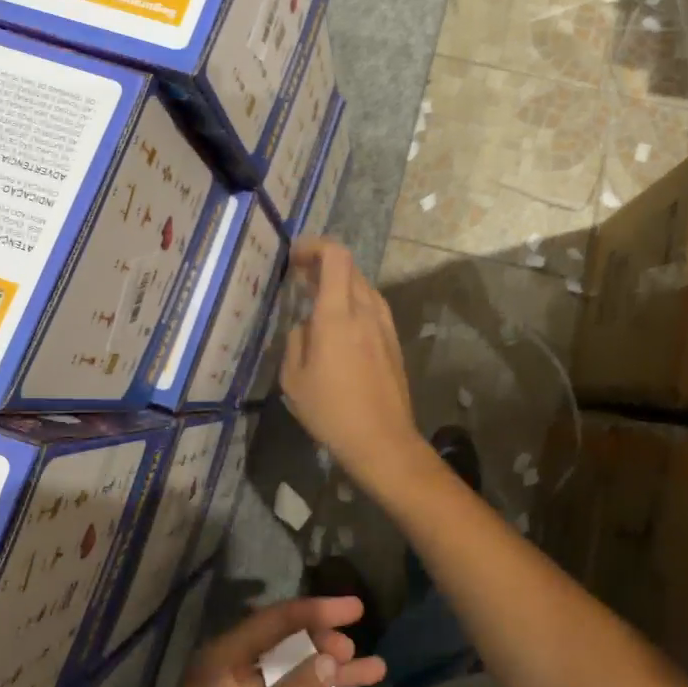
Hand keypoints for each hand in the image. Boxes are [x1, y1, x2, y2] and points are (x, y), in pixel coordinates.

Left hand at [151, 597, 386, 686]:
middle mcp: (228, 671)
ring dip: (330, 681)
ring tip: (376, 674)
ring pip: (290, 679)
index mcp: (223, 660)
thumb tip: (329, 659)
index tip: (358, 608)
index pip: (277, 620)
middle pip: (286, 647)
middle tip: (357, 654)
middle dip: (326, 648)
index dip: (319, 611)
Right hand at [280, 237, 427, 481]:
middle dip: (323, 264)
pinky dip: (354, 302)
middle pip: (349, 268)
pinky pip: (372, 306)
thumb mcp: (294, 379)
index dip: (315, 246)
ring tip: (317, 301)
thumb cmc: (331, 411)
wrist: (382, 440)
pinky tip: (340, 325)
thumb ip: (296, 341)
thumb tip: (304, 325)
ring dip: (340, 284)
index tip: (295, 257)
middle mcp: (365, 310)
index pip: (335, 257)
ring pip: (363, 286)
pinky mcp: (393, 340)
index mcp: (338, 314)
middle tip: (300, 278)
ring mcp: (384, 324)